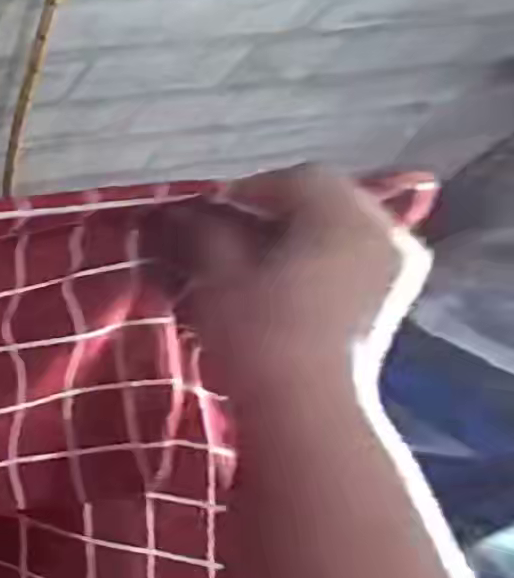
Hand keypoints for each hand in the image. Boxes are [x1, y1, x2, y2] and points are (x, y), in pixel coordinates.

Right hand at [159, 165, 430, 397]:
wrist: (302, 399)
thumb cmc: (256, 331)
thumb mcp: (217, 275)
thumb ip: (204, 232)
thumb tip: (184, 210)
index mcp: (350, 224)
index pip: (300, 178)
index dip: (244, 188)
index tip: (199, 212)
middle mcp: (387, 235)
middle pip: (325, 197)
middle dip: (265, 208)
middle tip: (213, 231)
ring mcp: (395, 265)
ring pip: (335, 224)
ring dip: (284, 229)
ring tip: (238, 254)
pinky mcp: (386, 291)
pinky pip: (346, 250)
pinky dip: (306, 250)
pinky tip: (270, 274)